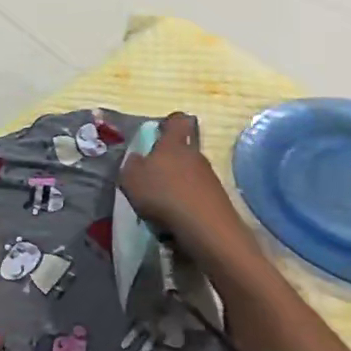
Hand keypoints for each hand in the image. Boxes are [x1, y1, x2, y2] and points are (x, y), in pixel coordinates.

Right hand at [119, 113, 250, 251]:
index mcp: (174, 144)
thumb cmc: (163, 195)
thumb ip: (132, 164)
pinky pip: (197, 195)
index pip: (177, 121)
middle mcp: (195, 155)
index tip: (157, 133)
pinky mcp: (218, 200)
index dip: (168, 124)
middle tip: (150, 178)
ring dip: (177, 185)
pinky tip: (175, 220)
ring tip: (161, 205)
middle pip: (182, 150)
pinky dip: (185, 204)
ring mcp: (210, 177)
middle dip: (168, 161)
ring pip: (190, 174)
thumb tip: (138, 159)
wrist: (206, 229)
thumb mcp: (131, 178)